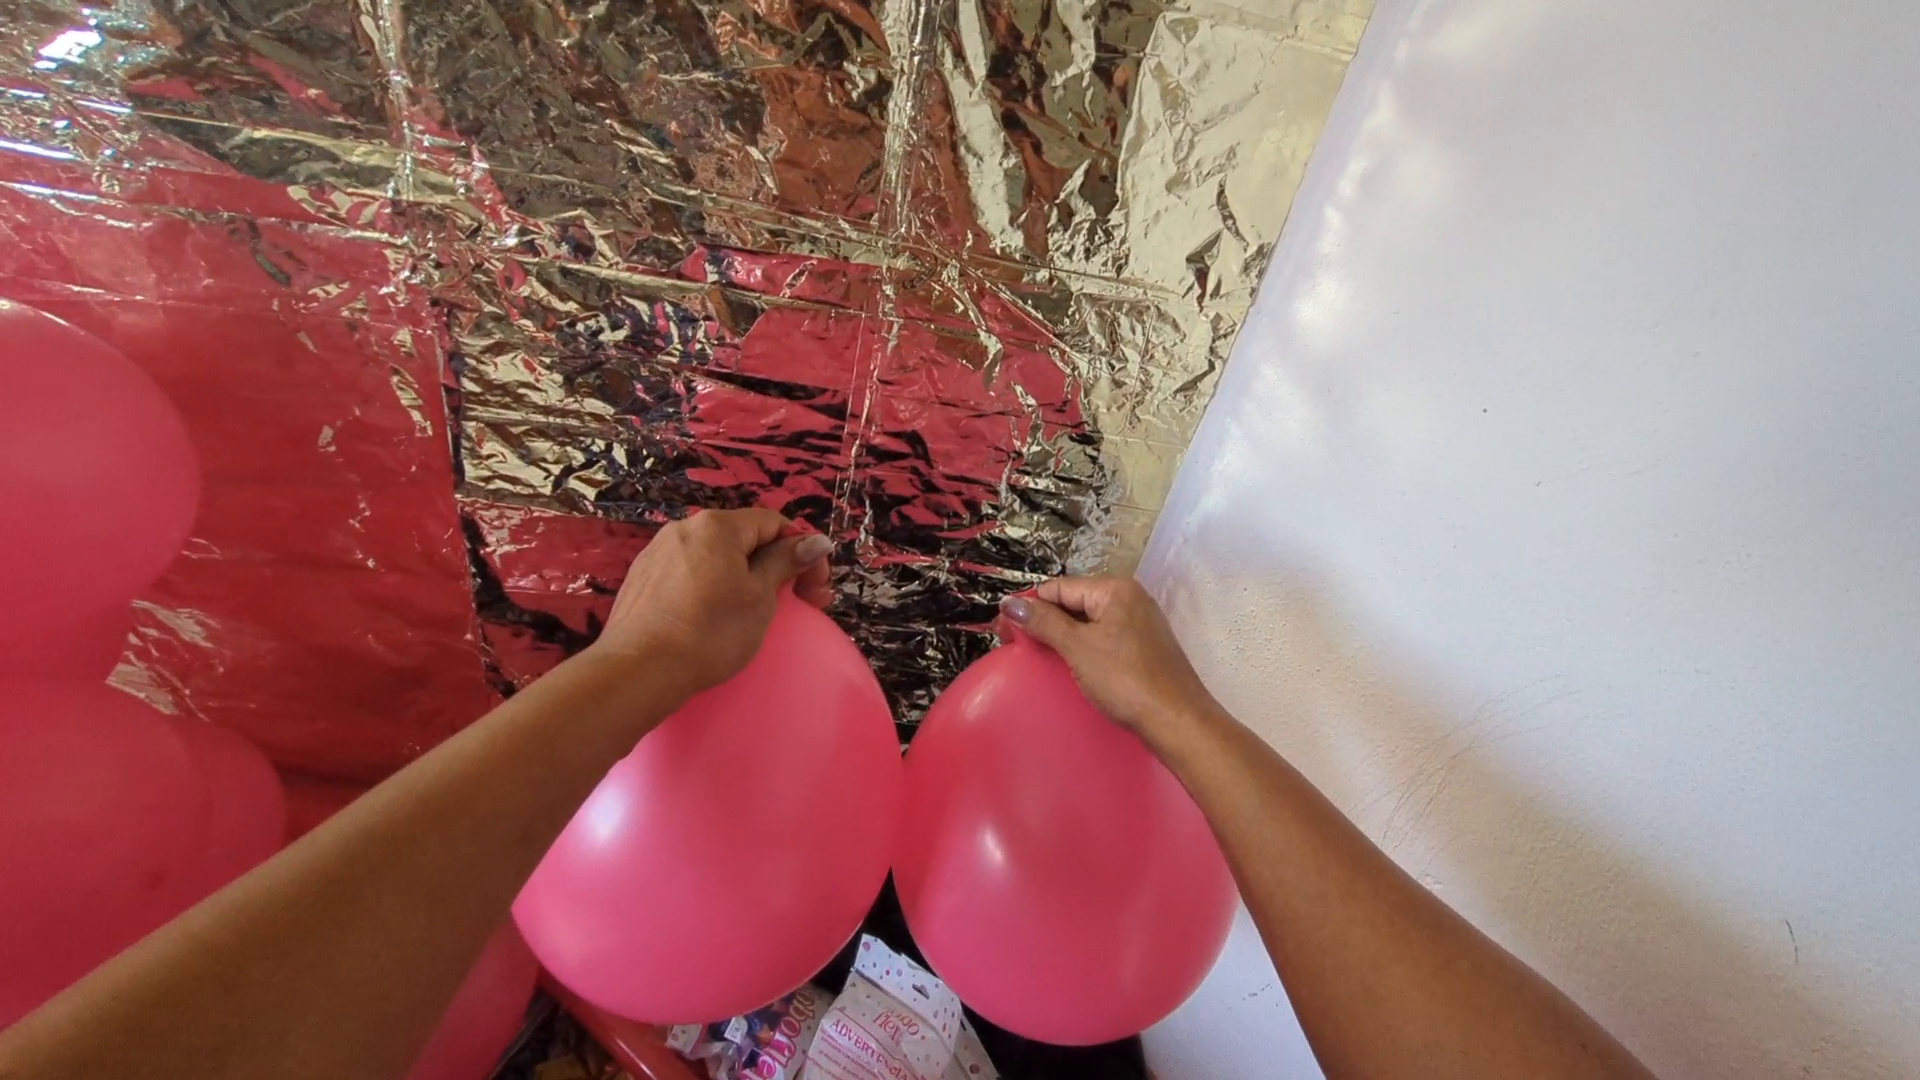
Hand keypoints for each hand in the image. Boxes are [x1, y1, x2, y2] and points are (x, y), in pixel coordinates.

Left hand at [590, 508, 833, 694]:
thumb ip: (787, 562)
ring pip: (717, 557)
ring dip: (746, 577)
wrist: (639, 671)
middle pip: (745, 539)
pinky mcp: (642, 580)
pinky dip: (713, 588)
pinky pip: (691, 574)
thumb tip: (817, 540)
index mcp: (717, 526)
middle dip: (777, 566)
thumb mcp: (760, 596)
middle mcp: (684, 528)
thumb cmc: (712, 631)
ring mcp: (658, 553)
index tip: (816, 588)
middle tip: (799, 603)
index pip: (774, 523)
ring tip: (756, 612)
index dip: (802, 551)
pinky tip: (715, 618)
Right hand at [1000, 575, 1220, 748]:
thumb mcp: (1078, 647)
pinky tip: (1070, 665)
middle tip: (1016, 644)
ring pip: (1087, 622)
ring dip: (1061, 636)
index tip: (1003, 629)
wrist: (1177, 721)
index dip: (1029, 606)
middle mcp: (1129, 598)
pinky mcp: (1143, 647)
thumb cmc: (1126, 680)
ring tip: (1038, 656)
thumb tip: (1009, 602)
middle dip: (1044, 621)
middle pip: (1073, 602)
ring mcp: (1139, 623)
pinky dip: (1082, 648)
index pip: (1059, 587)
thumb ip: (1043, 622)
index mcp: (1115, 589)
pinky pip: (1103, 638)